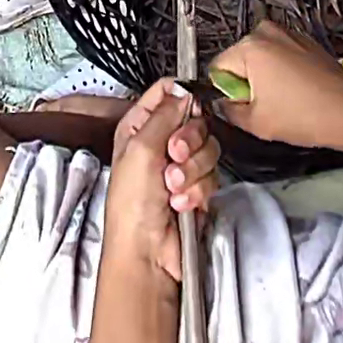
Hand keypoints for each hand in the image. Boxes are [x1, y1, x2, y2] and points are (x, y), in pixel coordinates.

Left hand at [104, 79, 221, 282]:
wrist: (147, 252)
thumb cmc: (131, 203)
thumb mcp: (140, 148)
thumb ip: (165, 115)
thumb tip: (184, 91)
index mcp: (139, 124)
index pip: (166, 92)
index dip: (181, 95)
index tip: (189, 107)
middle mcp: (160, 140)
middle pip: (193, 119)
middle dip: (188, 141)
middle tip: (173, 156)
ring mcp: (180, 164)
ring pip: (206, 148)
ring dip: (192, 170)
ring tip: (172, 187)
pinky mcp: (197, 186)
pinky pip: (212, 175)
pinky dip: (198, 190)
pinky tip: (181, 203)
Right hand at [211, 21, 342, 151]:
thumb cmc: (308, 115)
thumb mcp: (256, 123)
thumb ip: (228, 111)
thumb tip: (222, 104)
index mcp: (250, 48)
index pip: (217, 67)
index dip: (226, 90)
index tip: (243, 105)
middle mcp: (267, 33)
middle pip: (239, 59)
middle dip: (246, 81)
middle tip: (265, 106)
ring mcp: (289, 34)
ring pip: (260, 57)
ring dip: (265, 76)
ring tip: (285, 100)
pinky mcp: (305, 42)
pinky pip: (280, 55)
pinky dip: (283, 71)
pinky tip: (298, 92)